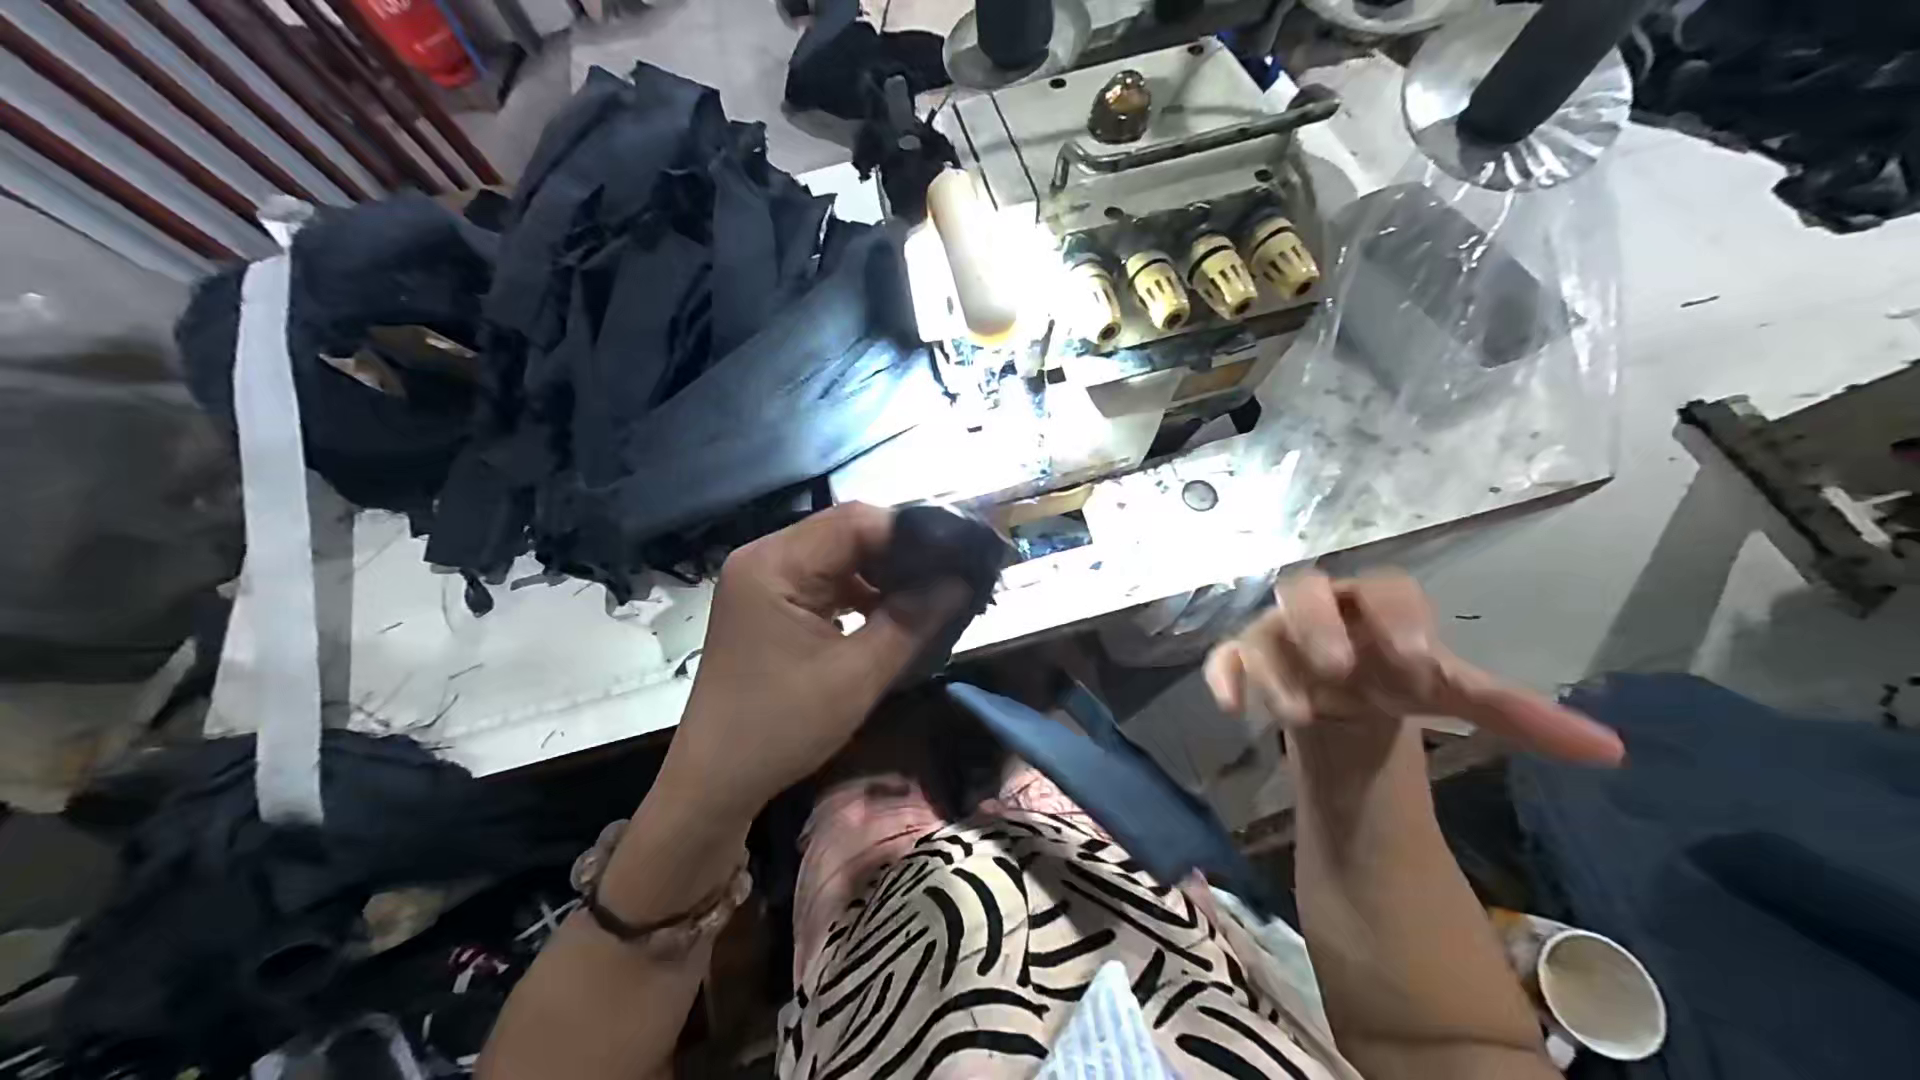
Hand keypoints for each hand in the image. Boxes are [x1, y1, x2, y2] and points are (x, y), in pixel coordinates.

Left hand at [664, 503, 964, 816]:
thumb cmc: (782, 728)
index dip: (911, 534)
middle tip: (951, 576)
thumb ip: (913, 620)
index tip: (957, 557)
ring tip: (930, 593)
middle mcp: (764, 557)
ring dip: (882, 574)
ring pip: (838, 556)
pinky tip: (892, 611)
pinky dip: (859, 592)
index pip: (854, 522)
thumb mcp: (858, 675)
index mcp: (775, 564)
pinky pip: (824, 580)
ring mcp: (763, 579)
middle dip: (900, 554)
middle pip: (846, 533)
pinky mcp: (769, 602)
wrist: (716, 781)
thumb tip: (960, 581)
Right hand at [1203, 570, 1622, 765]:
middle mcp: (1320, 608)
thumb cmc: (1396, 677)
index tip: (1420, 664)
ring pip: (1263, 633)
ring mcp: (1277, 633)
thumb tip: (1613, 751)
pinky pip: (1225, 657)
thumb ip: (1517, 715)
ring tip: (1300, 716)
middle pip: (1304, 588)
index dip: (1398, 617)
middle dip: (1316, 621)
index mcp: (1374, 604)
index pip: (1384, 588)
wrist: (1344, 689)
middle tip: (1338, 665)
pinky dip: (1223, 674)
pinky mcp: (1246, 660)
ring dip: (1276, 669)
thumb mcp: (1454, 693)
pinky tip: (1233, 706)